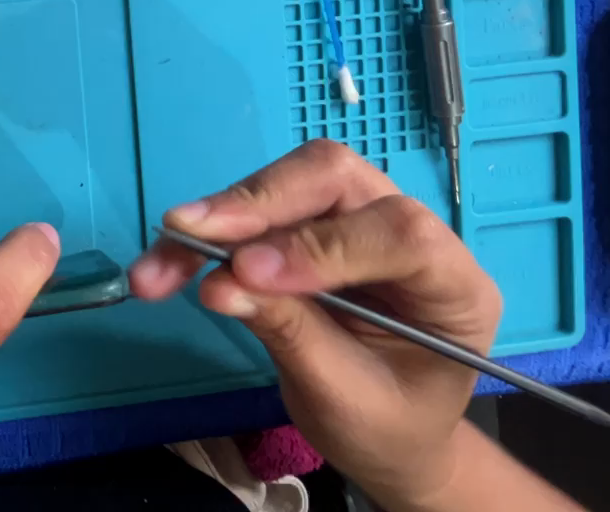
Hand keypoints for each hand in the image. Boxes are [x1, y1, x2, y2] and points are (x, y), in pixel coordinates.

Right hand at [128, 140, 502, 507]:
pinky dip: (201, 236)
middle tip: (184, 232)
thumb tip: (217, 284)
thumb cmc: (388, 426)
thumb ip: (291, 333)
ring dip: (212, 220)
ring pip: (278, 184)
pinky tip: (164, 261)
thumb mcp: (347, 397)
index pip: (398, 233)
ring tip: (158, 265)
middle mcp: (401, 230)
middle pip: (328, 177)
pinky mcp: (301, 223)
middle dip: (252, 204)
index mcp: (451, 283)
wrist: (384, 432)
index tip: (249, 273)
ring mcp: (346, 219)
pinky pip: (247, 211)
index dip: (321, 244)